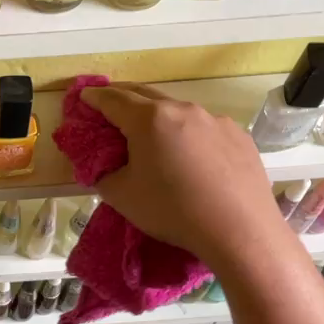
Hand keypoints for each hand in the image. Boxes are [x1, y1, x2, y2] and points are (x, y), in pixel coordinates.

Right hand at [81, 83, 280, 261]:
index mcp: (149, 120)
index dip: (95, 98)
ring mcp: (216, 120)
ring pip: (179, 111)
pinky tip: (192, 159)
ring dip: (160, 117)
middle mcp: (183, 110)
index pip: (113, 101)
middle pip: (146, 95)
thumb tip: (107, 166)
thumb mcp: (122, 197)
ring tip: (153, 135)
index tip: (84, 96)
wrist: (239, 229)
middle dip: (124, 95)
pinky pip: (205, 129)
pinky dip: (189, 135)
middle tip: (110, 100)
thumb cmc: (172, 210)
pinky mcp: (239, 136)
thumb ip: (104, 175)